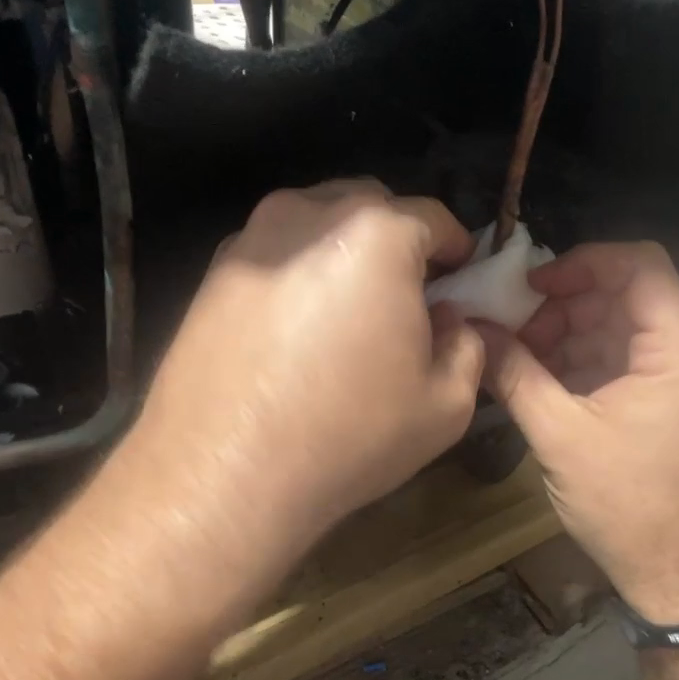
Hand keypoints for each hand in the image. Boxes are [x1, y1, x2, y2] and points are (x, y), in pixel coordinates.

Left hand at [121, 180, 486, 563]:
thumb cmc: (348, 435)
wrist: (222, 473)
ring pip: (318, 223)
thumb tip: (449, 319)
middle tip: (406, 298)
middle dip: (399, 241)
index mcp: (376, 233)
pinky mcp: (212, 272)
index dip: (457, 250)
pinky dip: (298, 273)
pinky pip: (275, 255)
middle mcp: (310, 215)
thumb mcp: (447, 404)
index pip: (435, 218)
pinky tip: (297, 332)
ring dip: (345, 253)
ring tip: (347, 314)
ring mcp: (252, 239)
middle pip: (372, 206)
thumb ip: (466, 344)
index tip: (459, 283)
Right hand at [473, 242, 678, 624]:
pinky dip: (585, 363)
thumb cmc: (624, 505)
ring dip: (570, 335)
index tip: (533, 286)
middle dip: (567, 306)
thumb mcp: (559, 434)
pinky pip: (626, 362)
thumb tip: (472, 328)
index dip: (582, 262)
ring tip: (521, 360)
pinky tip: (543, 382)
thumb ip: (514, 372)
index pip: (640, 264)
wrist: (672, 576)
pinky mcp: (672, 406)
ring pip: (622, 329)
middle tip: (516, 331)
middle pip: (627, 295)